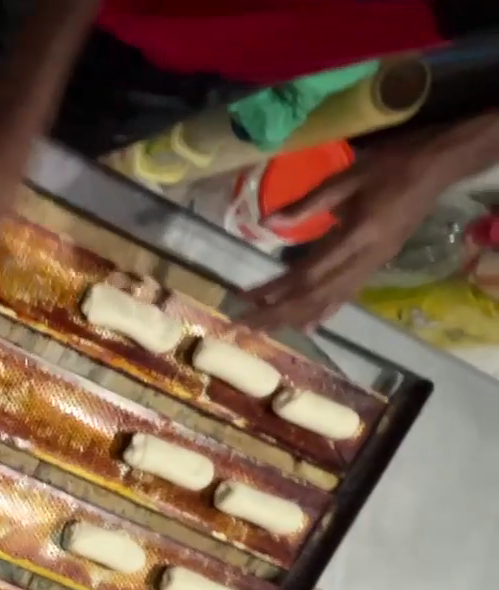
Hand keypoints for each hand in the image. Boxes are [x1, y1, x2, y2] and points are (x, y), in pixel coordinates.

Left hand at [243, 146, 452, 331]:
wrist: (443, 164)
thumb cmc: (393, 166)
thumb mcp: (347, 178)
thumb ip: (307, 203)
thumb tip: (266, 223)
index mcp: (359, 235)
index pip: (308, 274)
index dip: (273, 290)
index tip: (242, 299)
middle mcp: (368, 257)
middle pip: (316, 294)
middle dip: (277, 313)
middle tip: (242, 325)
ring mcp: (376, 262)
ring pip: (330, 299)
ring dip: (294, 317)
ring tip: (262, 330)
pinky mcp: (378, 262)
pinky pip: (348, 293)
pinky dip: (325, 311)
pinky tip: (308, 327)